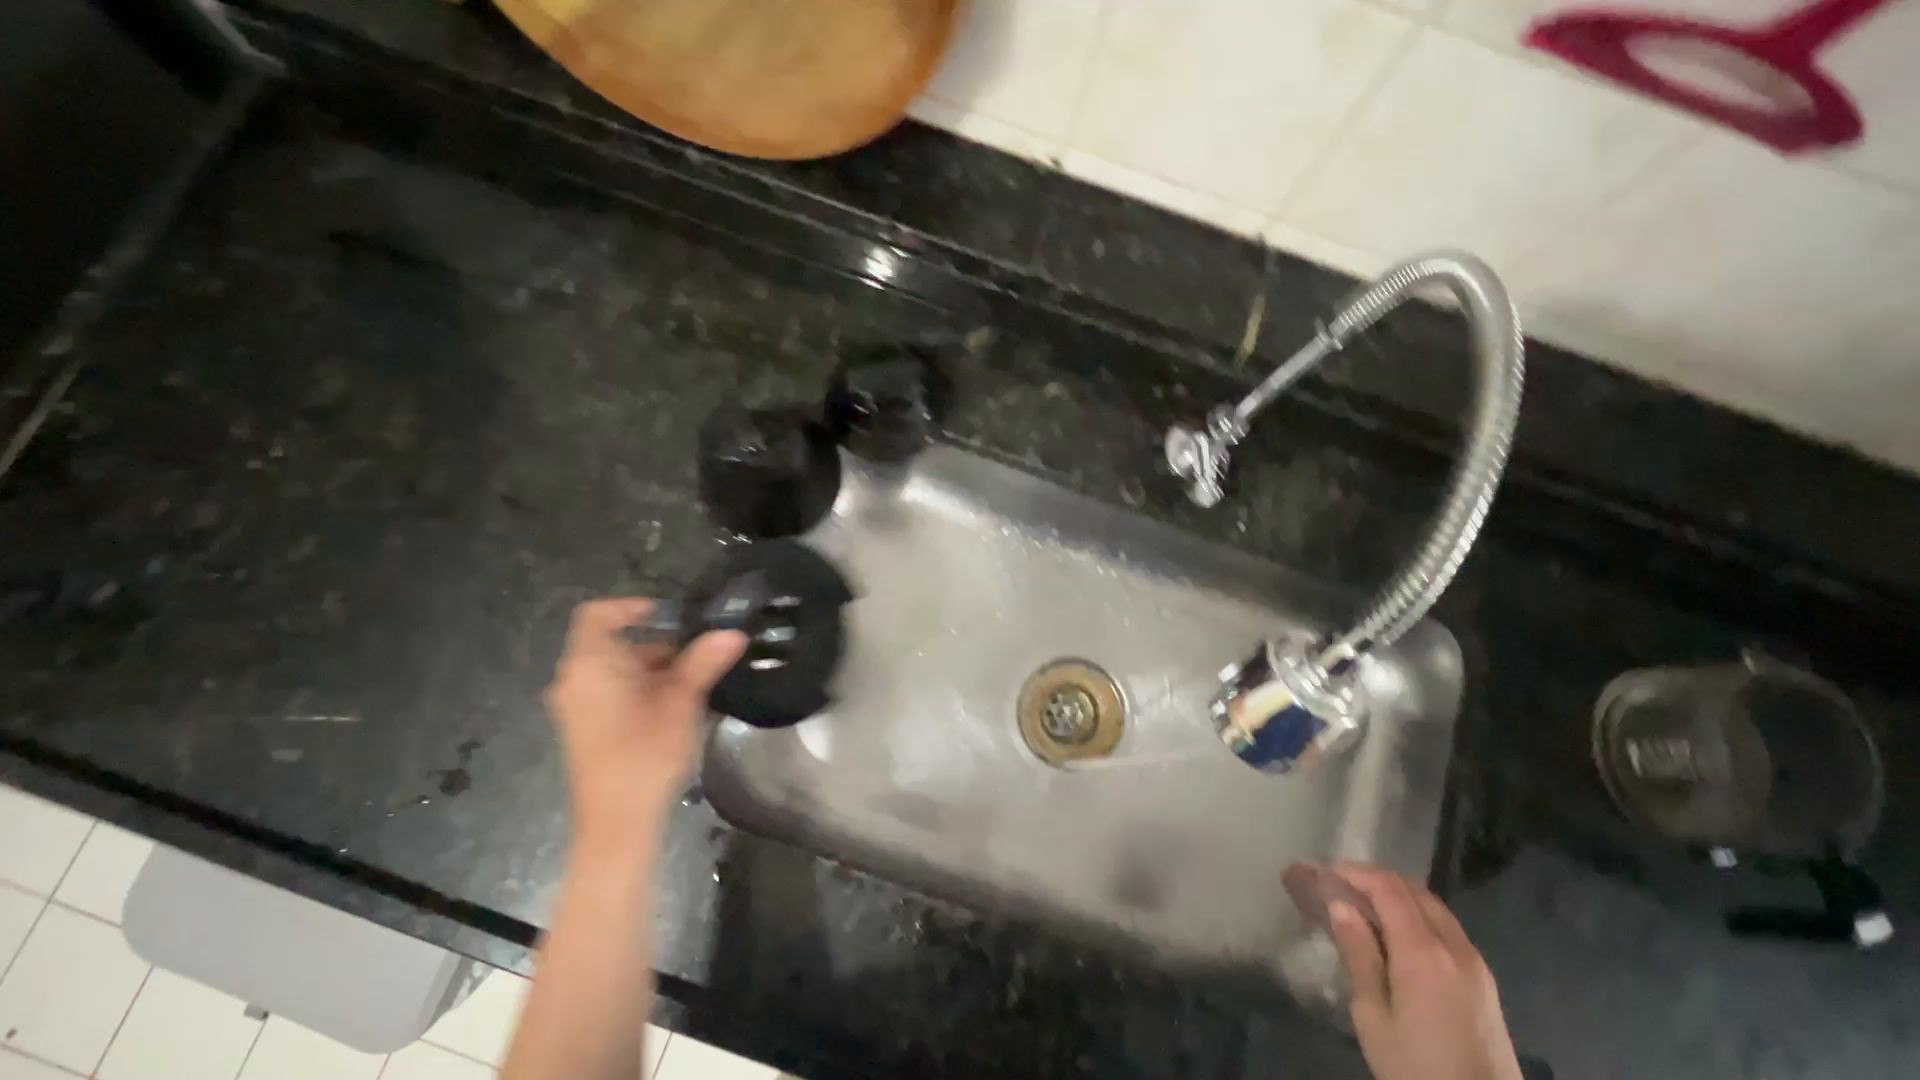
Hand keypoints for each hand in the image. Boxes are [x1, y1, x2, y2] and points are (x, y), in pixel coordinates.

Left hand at [544, 599, 746, 848]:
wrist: (616, 820)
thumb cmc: (645, 751)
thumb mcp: (682, 701)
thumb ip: (703, 661)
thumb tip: (731, 633)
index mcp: (590, 662)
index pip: (598, 614)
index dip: (632, 607)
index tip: (670, 615)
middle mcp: (573, 678)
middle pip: (609, 643)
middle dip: (654, 644)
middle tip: (696, 655)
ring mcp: (573, 706)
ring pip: (611, 670)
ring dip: (649, 669)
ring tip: (691, 684)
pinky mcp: (581, 729)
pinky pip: (606, 693)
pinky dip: (635, 689)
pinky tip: (670, 709)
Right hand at [1325, 865, 1523, 1079]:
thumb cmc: (1416, 1069)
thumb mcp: (1373, 1018)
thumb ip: (1359, 956)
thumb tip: (1340, 906)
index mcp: (1423, 952)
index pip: (1387, 888)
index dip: (1353, 872)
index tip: (1320, 872)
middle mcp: (1455, 945)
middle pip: (1413, 889)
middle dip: (1374, 878)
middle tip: (1336, 884)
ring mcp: (1475, 962)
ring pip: (1433, 906)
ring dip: (1397, 895)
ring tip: (1361, 905)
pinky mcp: (1484, 980)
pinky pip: (1447, 928)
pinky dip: (1417, 915)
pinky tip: (1396, 933)